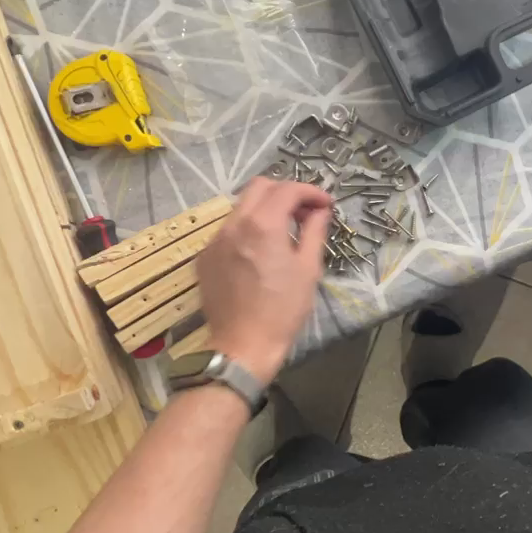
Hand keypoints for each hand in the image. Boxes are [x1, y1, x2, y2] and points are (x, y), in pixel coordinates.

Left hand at [195, 178, 332, 383]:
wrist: (244, 345)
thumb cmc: (283, 310)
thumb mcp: (308, 269)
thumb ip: (314, 232)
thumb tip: (320, 211)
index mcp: (263, 225)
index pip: (288, 190)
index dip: (311, 192)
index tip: (326, 205)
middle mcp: (234, 224)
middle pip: (260, 187)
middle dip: (286, 192)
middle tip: (305, 212)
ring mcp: (216, 240)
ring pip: (241, 206)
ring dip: (266, 208)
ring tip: (285, 229)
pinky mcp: (206, 256)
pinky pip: (229, 229)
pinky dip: (248, 228)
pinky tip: (261, 250)